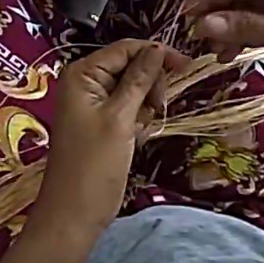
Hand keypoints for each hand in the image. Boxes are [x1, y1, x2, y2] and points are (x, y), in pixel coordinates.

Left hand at [34, 40, 184, 231]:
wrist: (74, 214)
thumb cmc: (95, 165)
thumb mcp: (120, 118)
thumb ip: (139, 79)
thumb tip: (158, 48)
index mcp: (82, 72)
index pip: (125, 48)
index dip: (156, 53)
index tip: (189, 66)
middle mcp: (83, 80)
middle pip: (129, 65)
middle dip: (148, 84)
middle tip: (155, 111)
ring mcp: (89, 100)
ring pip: (131, 87)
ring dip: (144, 105)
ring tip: (140, 130)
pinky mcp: (98, 120)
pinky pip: (125, 107)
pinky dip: (136, 119)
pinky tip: (135, 138)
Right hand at [181, 0, 263, 114]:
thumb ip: (242, 26)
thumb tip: (201, 23)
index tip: (185, 13)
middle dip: (216, 16)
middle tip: (194, 35)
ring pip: (242, 17)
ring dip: (225, 32)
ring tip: (211, 52)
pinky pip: (252, 33)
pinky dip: (237, 43)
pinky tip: (226, 56)